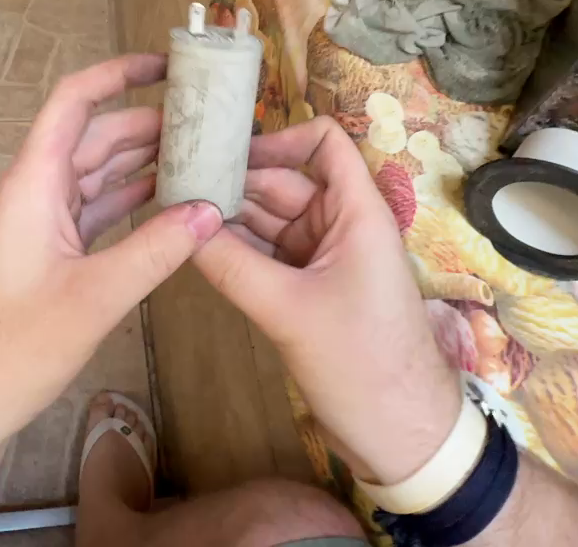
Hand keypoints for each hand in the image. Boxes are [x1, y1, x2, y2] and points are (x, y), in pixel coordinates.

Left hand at [0, 54, 224, 455]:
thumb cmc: (11, 347)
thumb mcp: (94, 297)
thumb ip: (156, 251)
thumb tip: (211, 211)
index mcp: (34, 182)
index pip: (74, 101)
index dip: (117, 74)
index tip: (164, 64)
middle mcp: (35, 191)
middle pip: (94, 137)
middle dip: (148, 123)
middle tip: (205, 122)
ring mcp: (40, 222)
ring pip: (97, 175)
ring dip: (143, 164)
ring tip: (199, 156)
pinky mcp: (47, 252)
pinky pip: (94, 210)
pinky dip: (130, 202)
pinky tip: (167, 202)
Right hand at [192, 115, 460, 485]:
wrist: (403, 440)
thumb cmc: (360, 363)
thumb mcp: (289, 310)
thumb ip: (231, 264)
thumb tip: (179, 223)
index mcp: (355, 210)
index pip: (324, 142)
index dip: (279, 137)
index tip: (228, 153)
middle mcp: (339, 223)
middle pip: (283, 180)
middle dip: (235, 180)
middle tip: (174, 180)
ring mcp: (322, 255)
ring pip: (270, 217)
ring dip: (229, 214)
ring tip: (174, 207)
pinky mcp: (308, 285)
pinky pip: (267, 252)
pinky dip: (237, 247)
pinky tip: (196, 244)